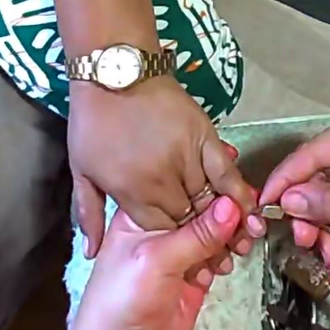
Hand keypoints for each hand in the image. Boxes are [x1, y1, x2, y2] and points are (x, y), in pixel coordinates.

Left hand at [68, 77, 259, 257]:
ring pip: (210, 200)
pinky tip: (249, 209)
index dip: (177, 247)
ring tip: (239, 239)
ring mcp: (185, 158)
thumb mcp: (81, 170)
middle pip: (189, 221)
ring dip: (224, 222)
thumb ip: (89, 214)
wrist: (114, 72)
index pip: (162, 231)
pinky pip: (226, 172)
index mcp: (131, 192)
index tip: (189, 257)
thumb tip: (91, 252)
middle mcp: (161, 180)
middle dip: (205, 241)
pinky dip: (238, 192)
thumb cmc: (93, 122)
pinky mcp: (204, 137)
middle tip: (220, 257)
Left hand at [70, 196, 245, 329]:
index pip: (181, 184)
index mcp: (141, 210)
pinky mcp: (193, 275)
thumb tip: (233, 204)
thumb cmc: (123, 300)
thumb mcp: (157, 259)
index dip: (212, 183)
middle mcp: (161, 226)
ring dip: (232, 234)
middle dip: (228, 210)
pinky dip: (227, 255)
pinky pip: (217, 255)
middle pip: (202, 206)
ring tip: (245, 241)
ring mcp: (178, 251)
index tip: (241, 186)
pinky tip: (232, 260)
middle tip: (252, 217)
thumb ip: (197, 233)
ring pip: (214, 231)